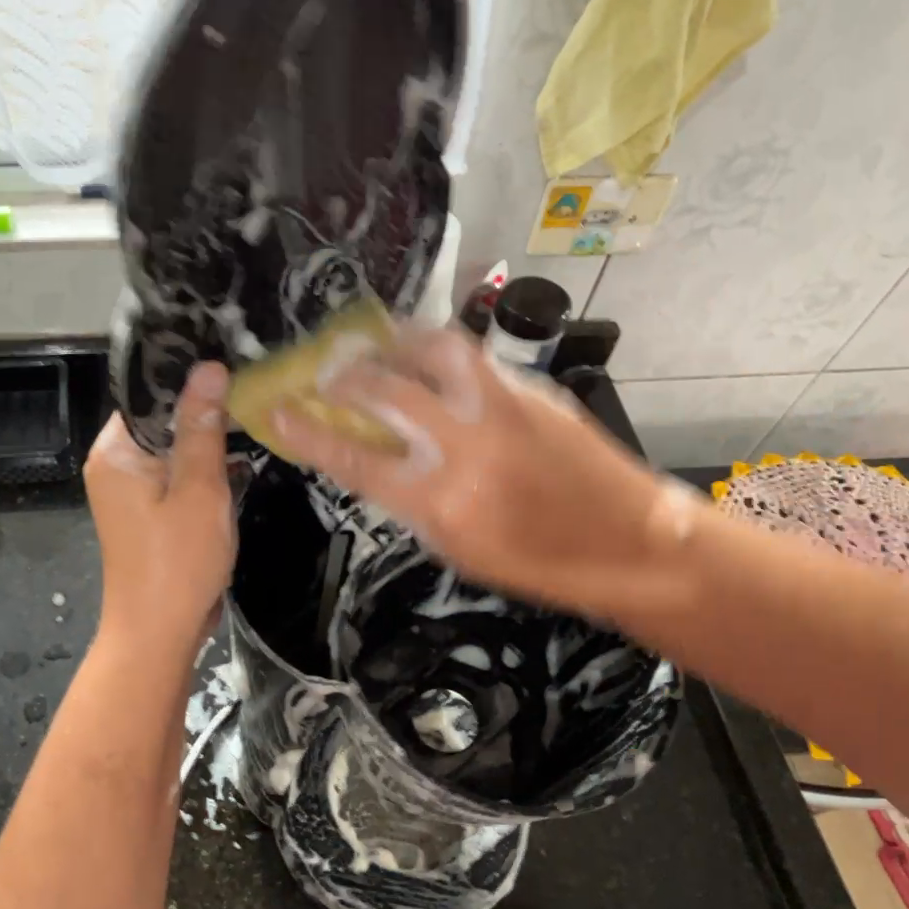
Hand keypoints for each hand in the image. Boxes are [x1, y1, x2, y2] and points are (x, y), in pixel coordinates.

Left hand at [85, 362, 234, 656]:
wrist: (158, 634)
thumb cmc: (178, 562)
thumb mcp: (199, 488)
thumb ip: (203, 428)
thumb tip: (209, 367)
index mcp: (116, 451)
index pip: (150, 394)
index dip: (190, 377)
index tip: (234, 362)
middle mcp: (115, 465)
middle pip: (162, 420)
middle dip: (205, 411)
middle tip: (255, 391)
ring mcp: (131, 492)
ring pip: (174, 450)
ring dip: (209, 443)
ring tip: (254, 422)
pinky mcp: (149, 514)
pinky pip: (177, 478)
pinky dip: (204, 472)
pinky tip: (239, 465)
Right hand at [270, 326, 666, 615]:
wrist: (631, 542)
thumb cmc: (539, 564)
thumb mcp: (458, 551)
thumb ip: (412, 503)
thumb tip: (379, 463)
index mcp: (442, 501)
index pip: (356, 459)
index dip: (310, 433)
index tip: (278, 411)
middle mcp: (466, 445)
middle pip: (385, 392)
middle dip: (345, 378)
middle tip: (326, 374)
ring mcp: (502, 408)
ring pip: (433, 350)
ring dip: (393, 343)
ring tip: (376, 345)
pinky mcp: (531, 389)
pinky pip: (471, 357)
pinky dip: (437, 351)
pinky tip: (427, 358)